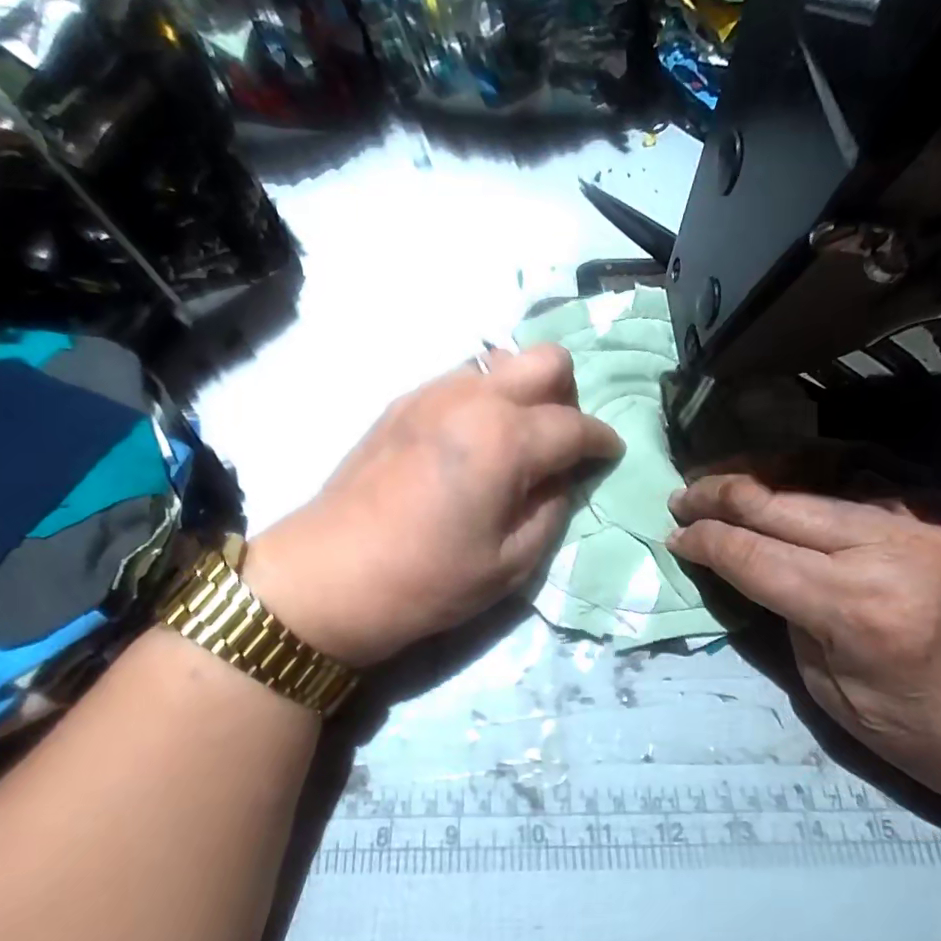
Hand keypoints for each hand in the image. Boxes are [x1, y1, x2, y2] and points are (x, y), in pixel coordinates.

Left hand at [245, 346, 622, 666]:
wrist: (328, 577)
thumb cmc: (428, 579)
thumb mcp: (512, 562)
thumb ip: (553, 507)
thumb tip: (564, 475)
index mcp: (507, 439)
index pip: (576, 425)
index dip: (603, 441)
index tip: (612, 454)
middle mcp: (474, 399)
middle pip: (547, 360)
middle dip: (568, 395)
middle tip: (560, 442)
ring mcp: (434, 393)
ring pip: (502, 362)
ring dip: (524, 391)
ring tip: (517, 440)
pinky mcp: (403, 402)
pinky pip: (464, 379)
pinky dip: (486, 398)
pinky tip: (474, 443)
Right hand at [668, 470, 940, 838]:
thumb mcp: (844, 703)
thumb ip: (794, 625)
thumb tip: (756, 576)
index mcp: (859, 608)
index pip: (753, 553)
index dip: (704, 542)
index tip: (673, 536)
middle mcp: (889, 545)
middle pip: (778, 499)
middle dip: (719, 494)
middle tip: (682, 496)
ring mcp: (925, 517)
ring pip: (819, 472)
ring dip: (763, 473)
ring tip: (724, 479)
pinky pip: (866, 478)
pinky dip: (817, 475)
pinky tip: (792, 479)